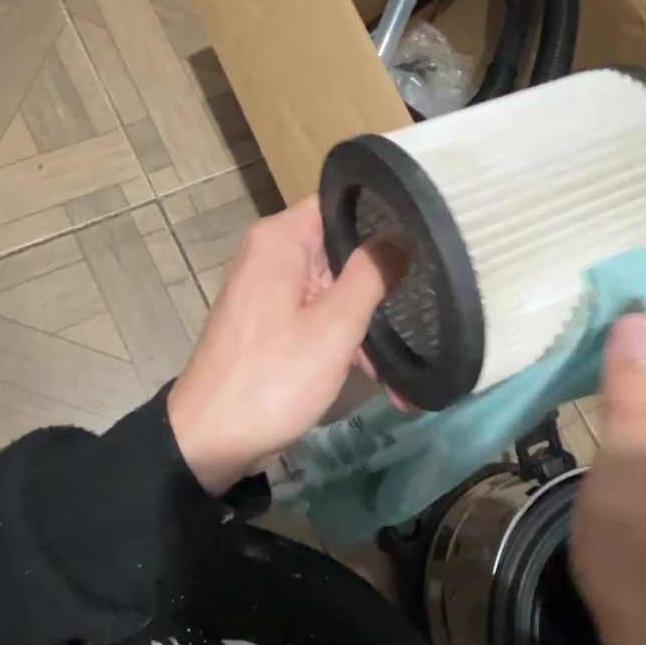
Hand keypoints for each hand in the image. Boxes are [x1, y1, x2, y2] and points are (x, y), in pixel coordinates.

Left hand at [168, 197, 403, 492]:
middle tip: (435, 297)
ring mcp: (273, 292)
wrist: (210, 442)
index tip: (429, 236)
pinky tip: (388, 380)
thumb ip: (372, 274)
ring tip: (416, 359)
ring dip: (371, 324)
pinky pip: (321, 319)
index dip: (386, 215)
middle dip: (385, 280)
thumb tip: (402, 234)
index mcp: (282, 239)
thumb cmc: (273, 378)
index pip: (342, 202)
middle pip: (343, 248)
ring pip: (336, 290)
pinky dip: (348, 344)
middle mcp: (274, 255)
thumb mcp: (334, 326)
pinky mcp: (275, 326)